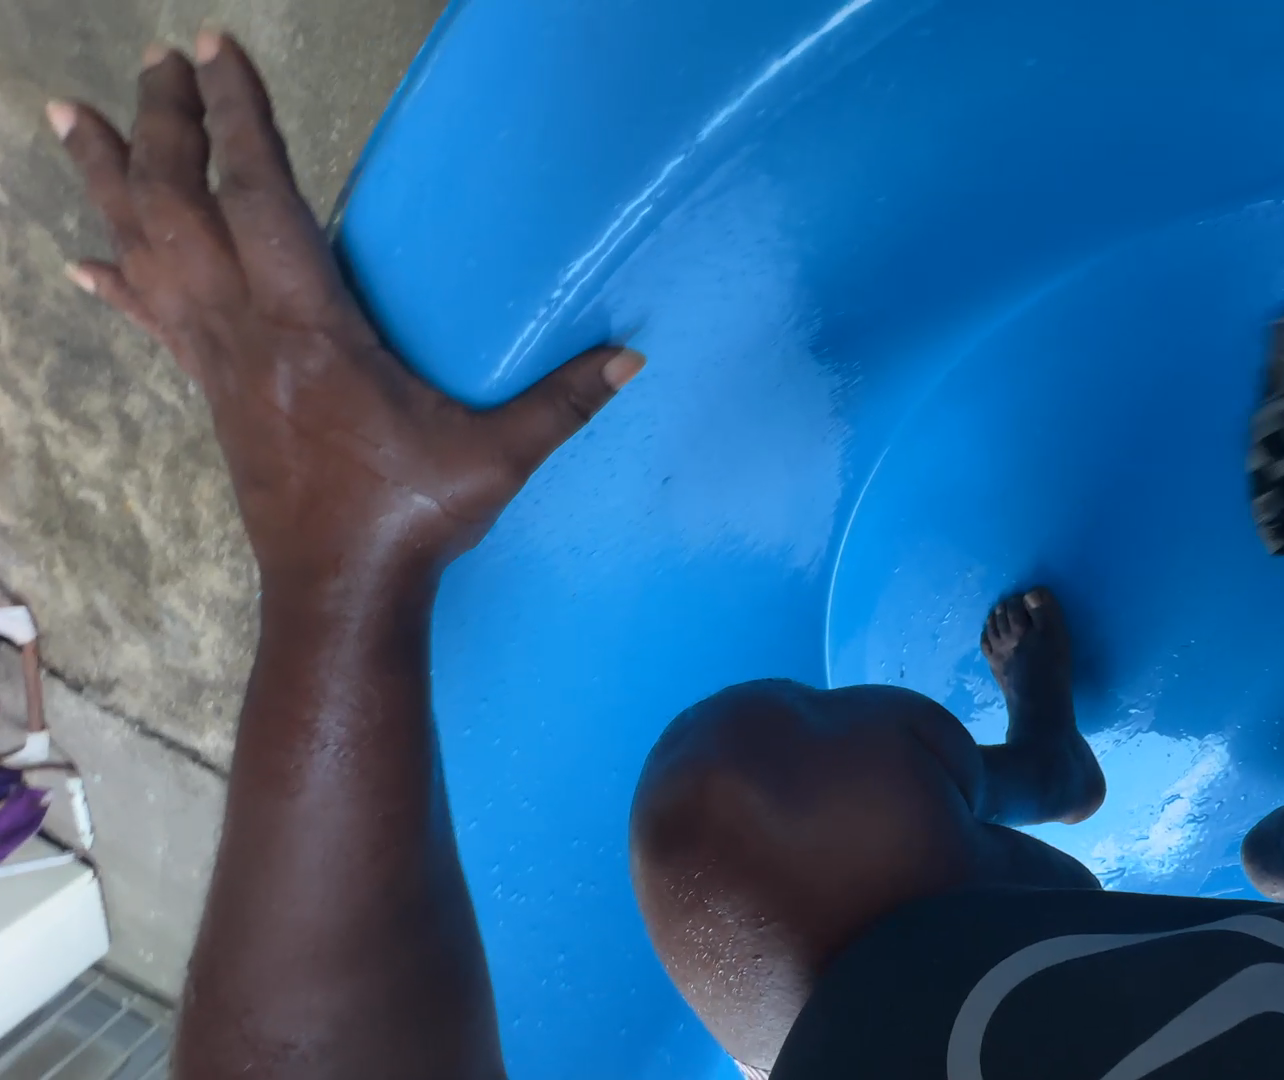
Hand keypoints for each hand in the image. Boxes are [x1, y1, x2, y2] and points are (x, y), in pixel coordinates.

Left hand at [48, 31, 641, 589]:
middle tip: (157, 63)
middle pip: (179, 210)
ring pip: (149, 255)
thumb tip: (633, 359)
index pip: (260, 204)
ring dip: (113, 183)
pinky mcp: (217, 398)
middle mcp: (248, 335)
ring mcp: (221, 368)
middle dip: (163, 128)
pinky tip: (87, 264)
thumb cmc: (417, 513)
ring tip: (73, 120)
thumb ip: (565, 402)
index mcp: (313, 333)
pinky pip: (156, 323)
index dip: (238, 123)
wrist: (340, 584)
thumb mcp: (504, 455)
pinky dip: (122, 282)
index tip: (217, 52)